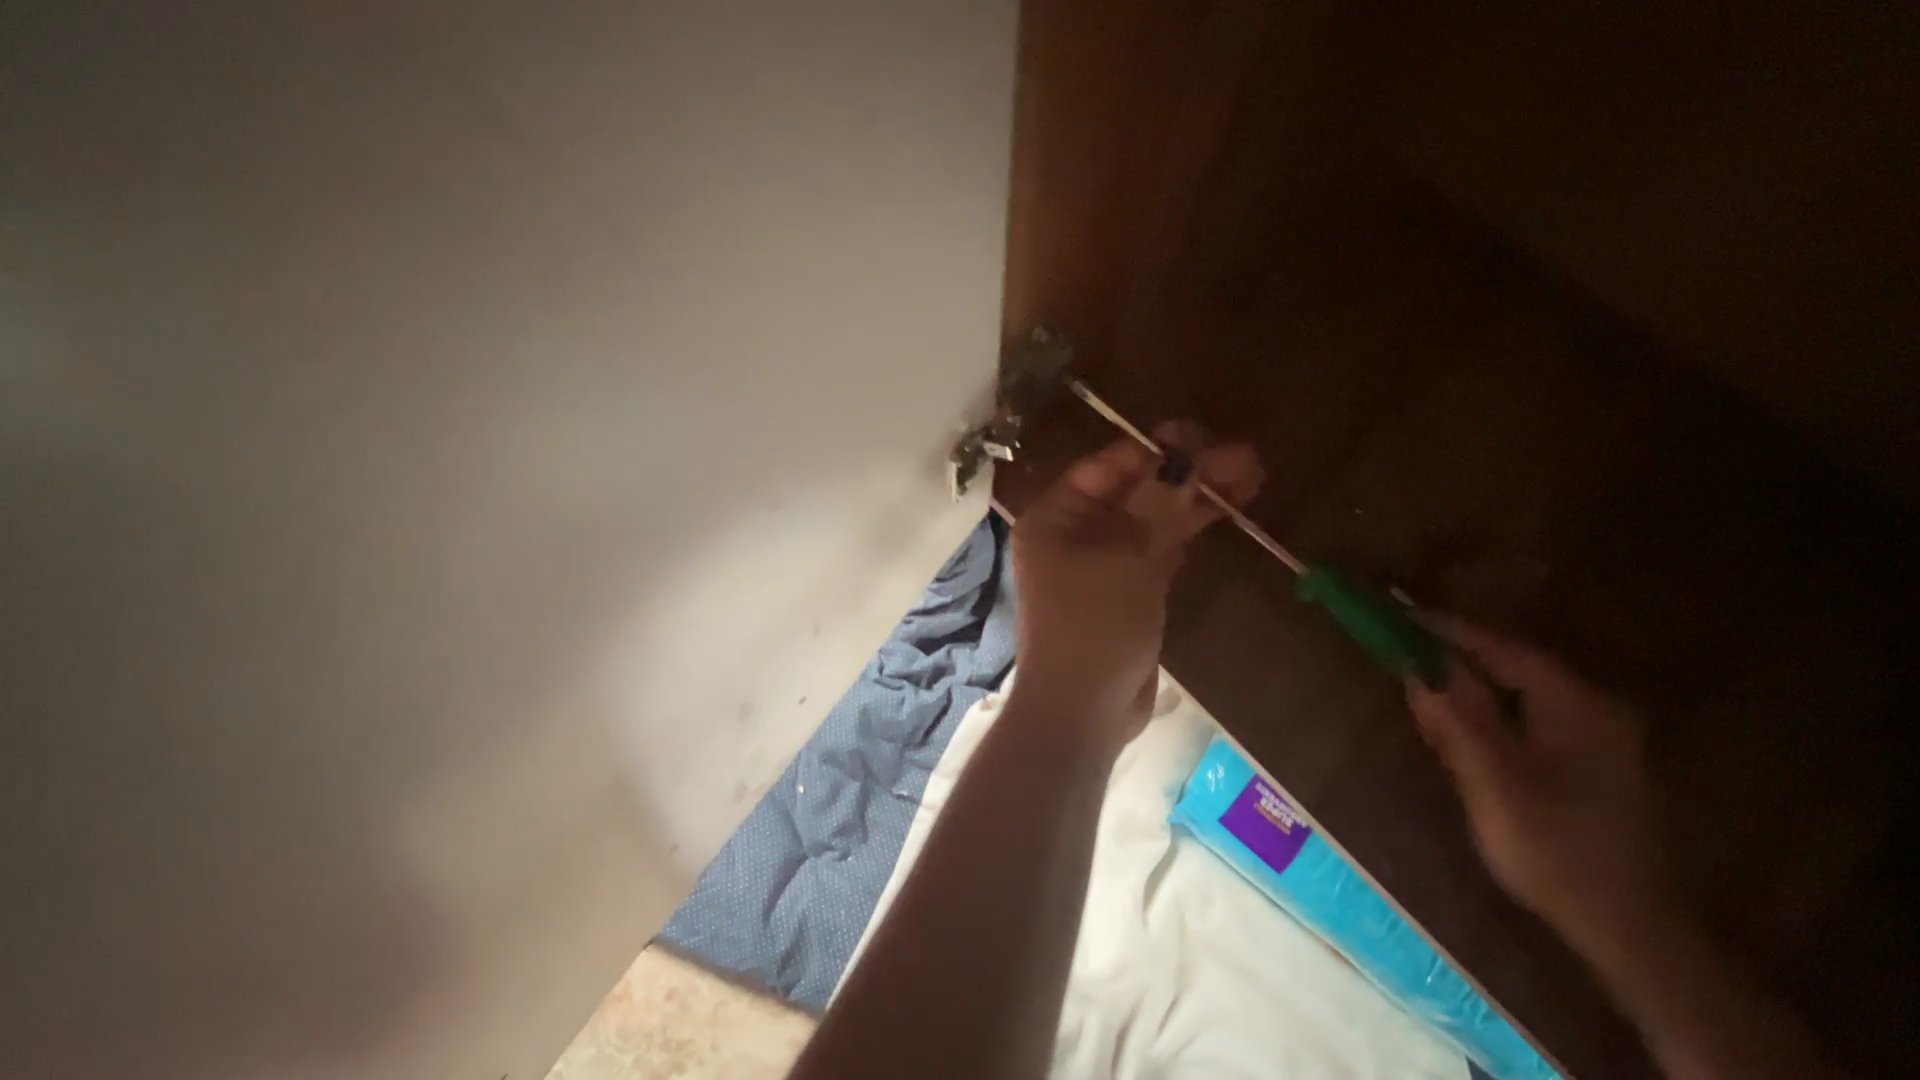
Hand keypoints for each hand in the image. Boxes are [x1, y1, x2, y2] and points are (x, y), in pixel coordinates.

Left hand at [1012, 423, 1261, 741]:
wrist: (1083, 709)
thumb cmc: (1093, 625)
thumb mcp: (1127, 560)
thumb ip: (1159, 506)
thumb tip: (1189, 458)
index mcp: (1057, 517)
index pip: (1107, 467)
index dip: (1155, 451)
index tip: (1203, 438)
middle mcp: (1075, 534)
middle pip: (1135, 491)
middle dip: (1187, 475)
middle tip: (1244, 457)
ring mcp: (1102, 564)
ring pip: (1152, 521)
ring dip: (1195, 501)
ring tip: (1252, 476)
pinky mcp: (1127, 592)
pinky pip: (1159, 551)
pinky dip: (1188, 532)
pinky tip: (1224, 511)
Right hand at [1407, 620, 1671, 949]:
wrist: (1623, 923)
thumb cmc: (1554, 847)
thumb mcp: (1492, 781)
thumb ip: (1454, 720)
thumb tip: (1417, 668)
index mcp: (1576, 706)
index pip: (1503, 649)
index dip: (1451, 630)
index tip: (1402, 612)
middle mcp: (1592, 710)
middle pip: (1512, 668)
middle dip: (1456, 660)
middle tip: (1404, 651)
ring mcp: (1594, 738)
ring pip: (1518, 696)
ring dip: (1470, 690)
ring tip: (1421, 688)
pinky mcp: (1587, 765)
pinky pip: (1527, 721)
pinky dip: (1488, 716)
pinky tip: (1458, 730)